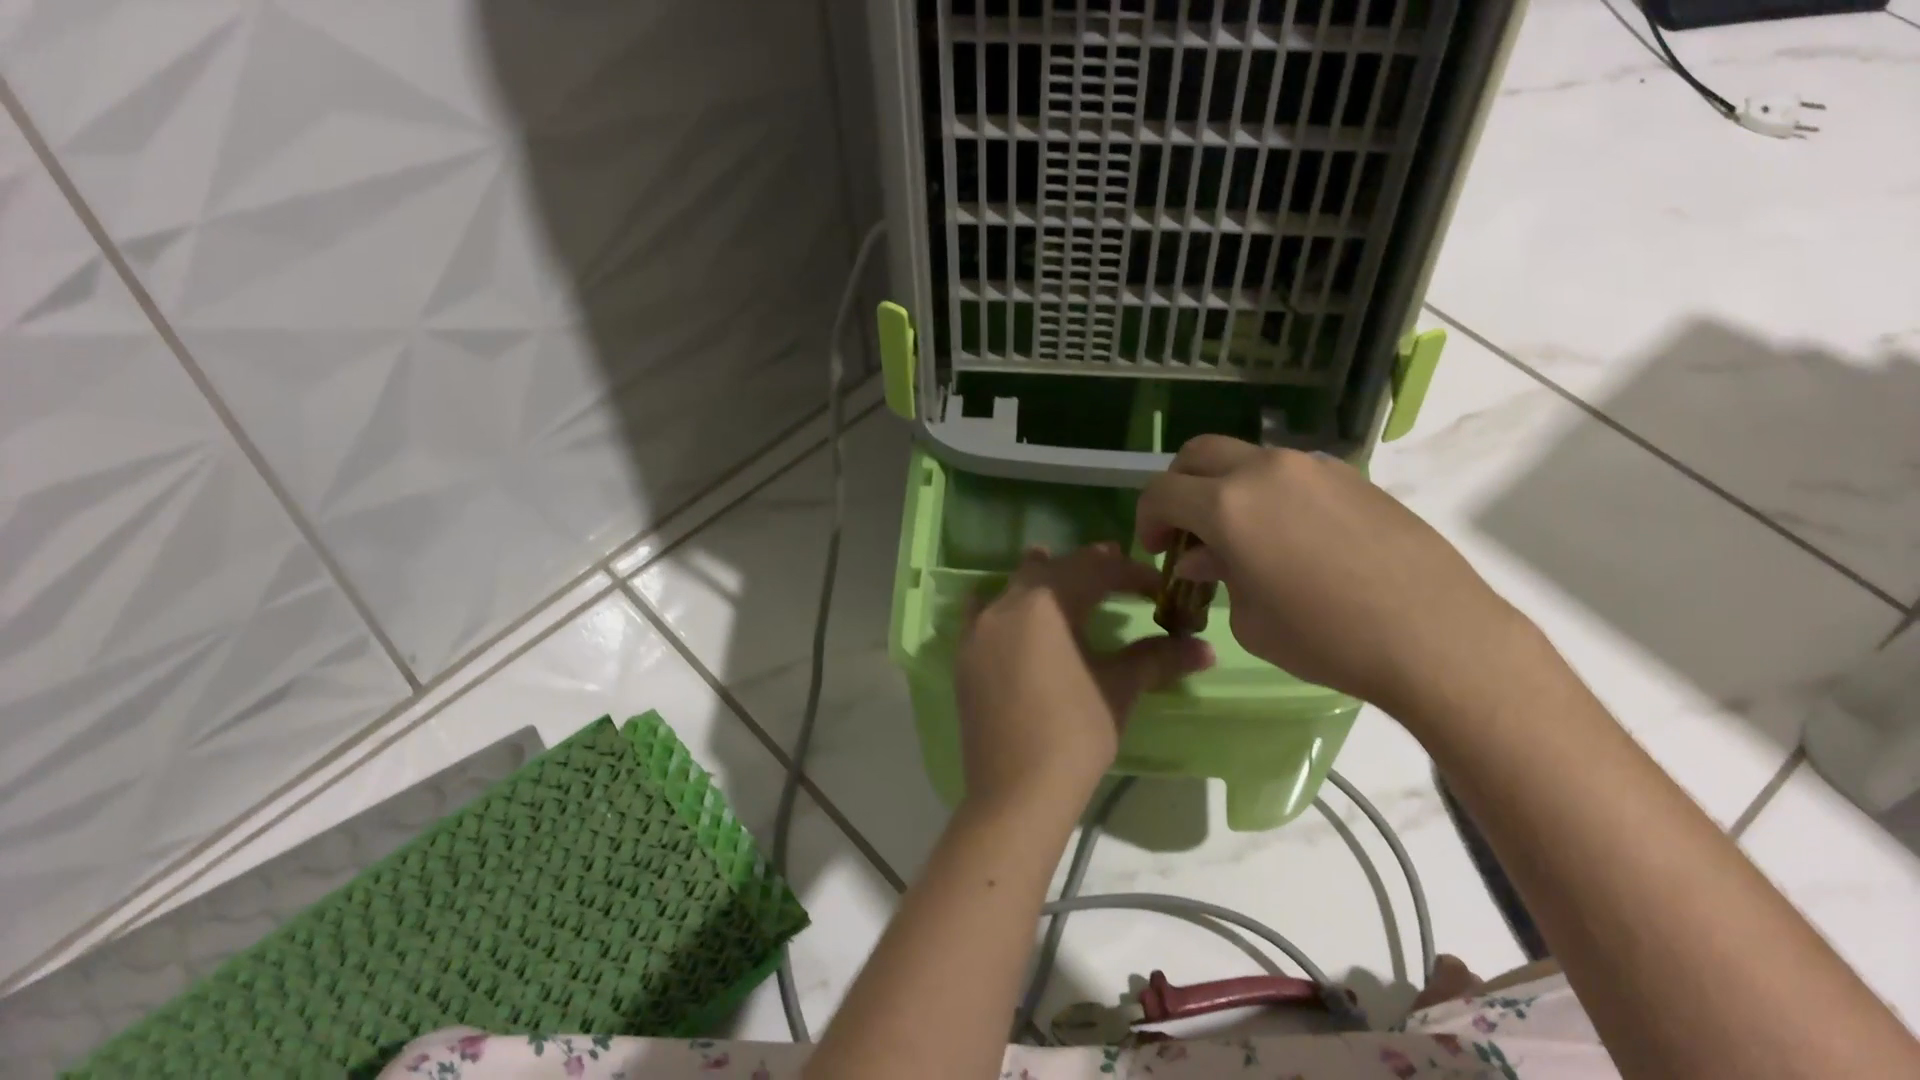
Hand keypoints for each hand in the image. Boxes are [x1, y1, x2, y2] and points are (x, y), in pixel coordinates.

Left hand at [955, 544, 1214, 812]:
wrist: (1018, 790)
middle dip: (1085, 568)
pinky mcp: (965, 658)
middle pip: (1050, 571)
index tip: (1155, 586)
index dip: (1129, 572)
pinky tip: (1010, 612)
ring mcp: (979, 631)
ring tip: (1063, 579)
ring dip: (1041, 579)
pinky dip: (1002, 605)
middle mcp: (1007, 605)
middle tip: (1115, 572)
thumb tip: (1205, 649)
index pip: (1094, 570)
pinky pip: (982, 615)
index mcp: (1047, 603)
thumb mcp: (1119, 687)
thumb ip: (1157, 658)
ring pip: (1014, 588)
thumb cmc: (1076, 733)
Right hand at [1134, 436, 1531, 719]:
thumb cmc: (1326, 638)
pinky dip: (1272, 495)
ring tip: (1244, 538)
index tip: (1157, 549)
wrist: (1434, 635)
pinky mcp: (1354, 478)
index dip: (1147, 518)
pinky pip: (1293, 475)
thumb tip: (1206, 556)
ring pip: (1250, 460)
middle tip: (1186, 529)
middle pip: (1199, 454)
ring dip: (1229, 489)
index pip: (1162, 491)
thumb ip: (1219, 576)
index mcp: (1228, 504)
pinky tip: (1293, 541)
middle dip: (1180, 486)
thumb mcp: (1251, 620)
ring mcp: (1315, 468)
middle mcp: (1266, 470)